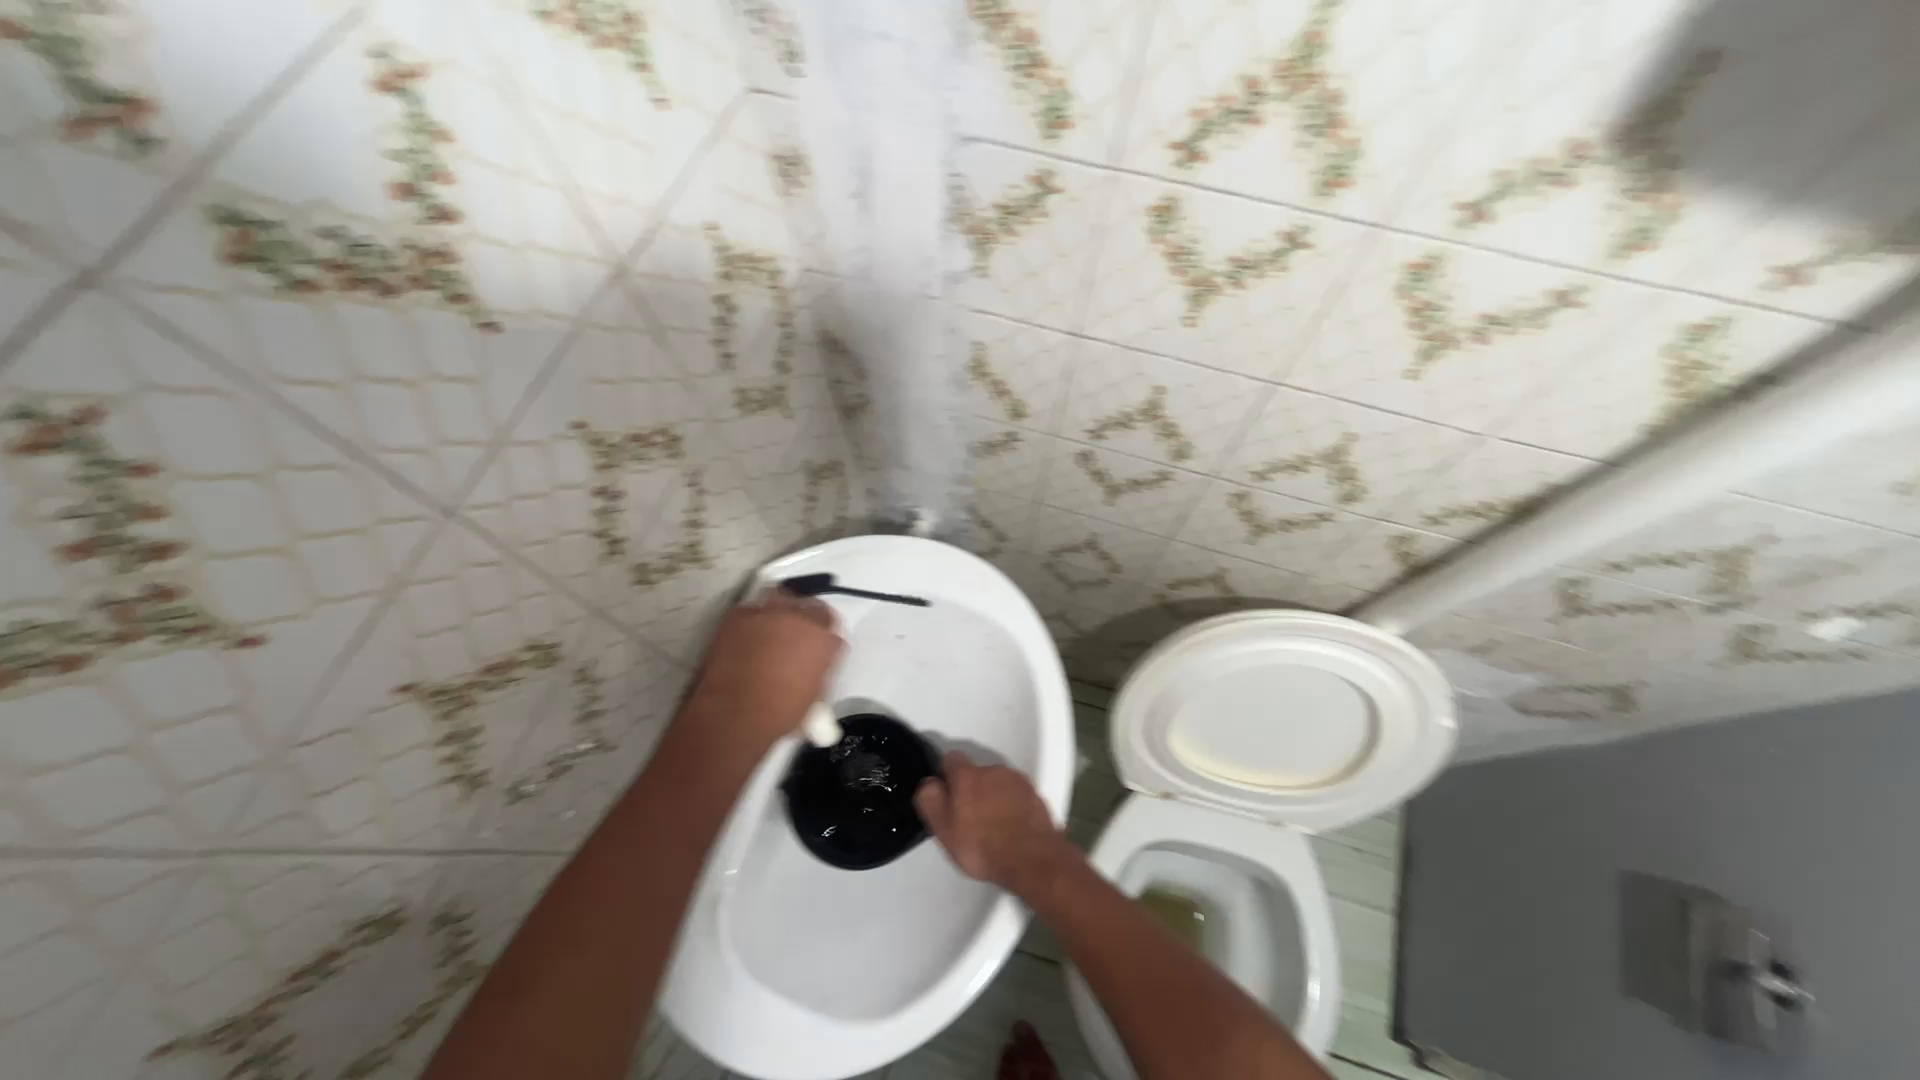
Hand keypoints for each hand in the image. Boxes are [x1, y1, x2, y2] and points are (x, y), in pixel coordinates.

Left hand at [681, 590, 842, 755]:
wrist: (734, 716)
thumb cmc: (778, 713)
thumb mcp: (814, 693)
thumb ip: (819, 668)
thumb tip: (815, 663)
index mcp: (822, 639)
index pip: (832, 622)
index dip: (826, 632)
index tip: (821, 642)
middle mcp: (797, 619)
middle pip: (808, 605)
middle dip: (807, 616)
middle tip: (800, 632)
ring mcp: (766, 614)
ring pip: (780, 598)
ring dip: (781, 609)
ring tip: (775, 626)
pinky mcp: (737, 617)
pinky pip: (750, 610)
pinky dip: (753, 619)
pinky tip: (749, 635)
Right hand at [914, 751, 1074, 899]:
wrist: (1032, 860)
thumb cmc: (982, 846)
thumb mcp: (944, 831)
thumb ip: (931, 802)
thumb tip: (929, 784)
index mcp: (968, 776)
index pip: (951, 759)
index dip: (946, 775)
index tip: (946, 795)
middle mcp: (994, 770)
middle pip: (977, 773)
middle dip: (972, 790)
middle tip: (970, 819)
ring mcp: (1019, 782)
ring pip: (999, 784)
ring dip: (994, 797)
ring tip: (993, 827)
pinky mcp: (1036, 796)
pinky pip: (1018, 796)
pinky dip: (1013, 806)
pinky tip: (1012, 829)